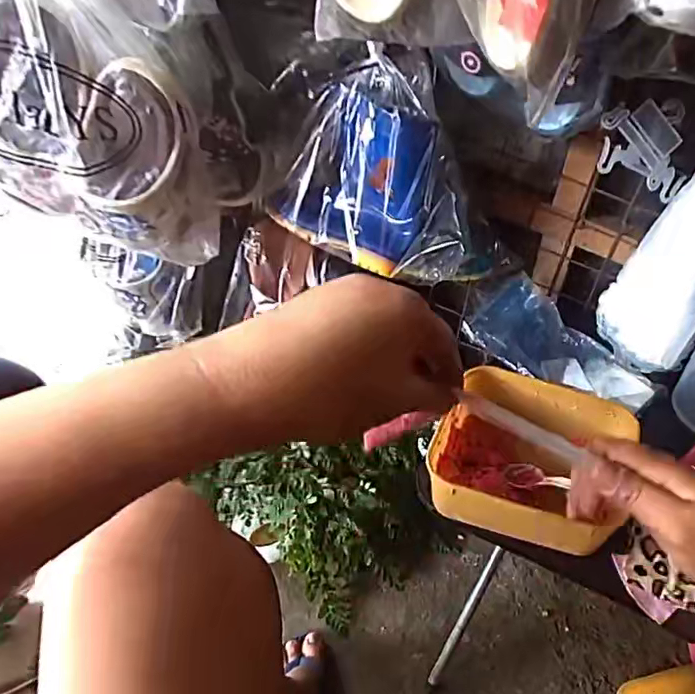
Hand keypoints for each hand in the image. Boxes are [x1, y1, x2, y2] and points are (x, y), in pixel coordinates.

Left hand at [187, 275, 461, 448]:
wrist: (244, 382)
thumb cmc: (336, 393)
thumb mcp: (397, 401)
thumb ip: (434, 396)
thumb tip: (447, 394)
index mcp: (413, 311)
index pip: (447, 345)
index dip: (450, 378)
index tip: (446, 404)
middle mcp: (384, 290)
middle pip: (415, 332)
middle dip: (418, 366)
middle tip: (412, 401)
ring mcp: (345, 289)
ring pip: (384, 328)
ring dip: (390, 358)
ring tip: (377, 391)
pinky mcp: (314, 298)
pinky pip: (354, 324)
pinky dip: (361, 348)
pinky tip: (346, 375)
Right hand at [569, 439, 694, 613]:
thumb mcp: (673, 523)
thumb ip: (634, 493)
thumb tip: (594, 464)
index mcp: (670, 471)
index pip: (622, 452)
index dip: (592, 461)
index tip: (570, 486)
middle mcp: (671, 474)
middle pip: (622, 461)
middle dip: (592, 476)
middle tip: (574, 510)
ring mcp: (674, 490)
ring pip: (628, 475)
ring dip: (601, 488)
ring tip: (582, 512)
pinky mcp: (675, 507)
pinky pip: (636, 491)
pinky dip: (615, 498)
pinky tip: (607, 512)